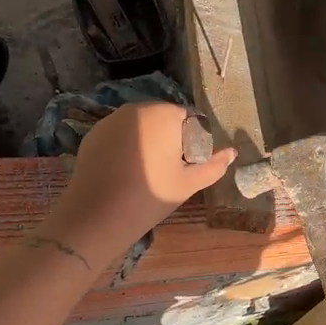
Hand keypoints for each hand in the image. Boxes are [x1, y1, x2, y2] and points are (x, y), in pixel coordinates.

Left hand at [44, 103, 234, 241]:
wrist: (97, 215)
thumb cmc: (151, 196)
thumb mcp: (189, 183)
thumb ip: (214, 165)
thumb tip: (232, 152)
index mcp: (163, 114)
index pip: (191, 118)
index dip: (196, 140)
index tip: (191, 163)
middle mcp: (135, 109)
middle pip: (164, 119)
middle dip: (172, 138)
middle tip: (173, 169)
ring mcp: (110, 120)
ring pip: (141, 126)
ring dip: (150, 141)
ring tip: (150, 171)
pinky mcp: (93, 135)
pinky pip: (120, 135)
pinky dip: (129, 147)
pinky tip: (127, 172)